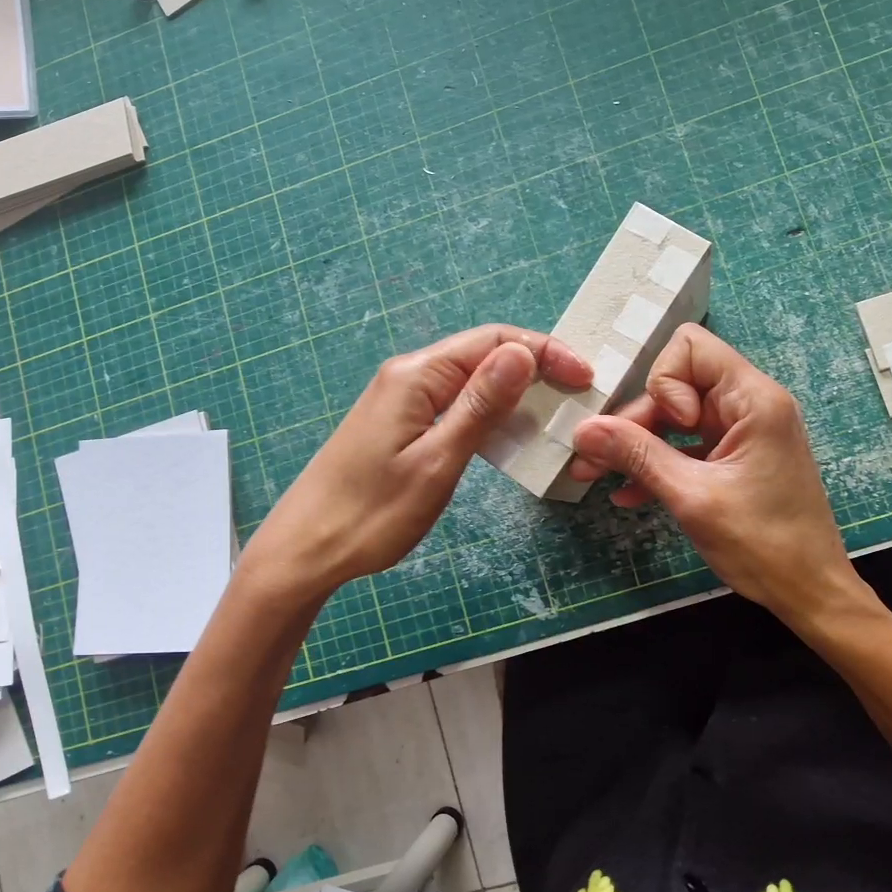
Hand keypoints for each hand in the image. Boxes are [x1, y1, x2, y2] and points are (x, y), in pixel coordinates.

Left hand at [247, 325, 590, 598]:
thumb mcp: (437, 462)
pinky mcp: (400, 423)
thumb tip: (521, 353)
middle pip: (483, 354)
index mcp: (416, 375)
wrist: (306, 550)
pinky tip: (510, 435)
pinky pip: (455, 404)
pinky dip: (490, 414)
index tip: (585, 379)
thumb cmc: (371, 514)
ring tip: (554, 418)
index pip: (493, 341)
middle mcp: (409, 376)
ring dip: (515, 393)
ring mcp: (402, 400)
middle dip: (535, 368)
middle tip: (578, 399)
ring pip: (471, 380)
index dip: (544, 352)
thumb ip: (480, 406)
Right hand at [567, 324, 857, 620]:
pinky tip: (629, 493)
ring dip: (639, 444)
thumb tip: (583, 430)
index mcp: (753, 399)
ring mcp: (743, 433)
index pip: (691, 347)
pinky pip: (689, 446)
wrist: (810, 593)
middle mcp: (750, 404)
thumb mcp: (692, 497)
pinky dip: (660, 463)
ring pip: (676, 417)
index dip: (664, 383)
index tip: (668, 429)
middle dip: (635, 420)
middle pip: (676, 385)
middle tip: (595, 459)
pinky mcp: (736, 459)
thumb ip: (638, 456)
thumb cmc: (762, 544)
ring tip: (595, 474)